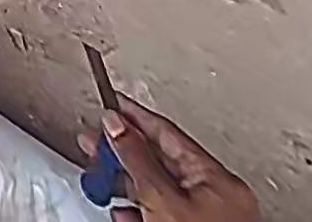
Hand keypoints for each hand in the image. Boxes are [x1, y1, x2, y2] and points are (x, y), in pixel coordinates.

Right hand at [77, 97, 259, 221]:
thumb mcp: (160, 198)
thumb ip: (135, 157)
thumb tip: (115, 123)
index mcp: (217, 180)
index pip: (165, 131)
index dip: (133, 114)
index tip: (109, 101)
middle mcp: (217, 197)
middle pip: (159, 159)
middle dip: (121, 151)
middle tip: (94, 140)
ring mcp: (209, 219)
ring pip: (157, 187)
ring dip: (125, 182)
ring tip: (100, 177)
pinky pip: (161, 211)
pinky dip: (137, 209)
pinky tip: (123, 212)